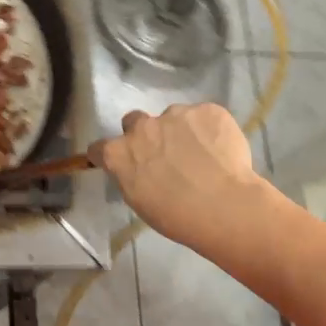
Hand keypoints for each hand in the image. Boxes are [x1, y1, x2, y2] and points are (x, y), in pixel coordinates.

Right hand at [91, 104, 274, 252]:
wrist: (225, 206)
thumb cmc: (178, 216)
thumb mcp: (140, 201)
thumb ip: (131, 175)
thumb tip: (139, 169)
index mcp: (119, 153)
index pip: (100, 148)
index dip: (110, 155)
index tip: (121, 163)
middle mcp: (142, 127)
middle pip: (134, 121)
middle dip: (145, 134)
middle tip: (164, 155)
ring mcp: (175, 114)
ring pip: (173, 117)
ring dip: (180, 131)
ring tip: (201, 154)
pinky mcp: (206, 110)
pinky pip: (203, 116)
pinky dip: (208, 129)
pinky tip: (220, 150)